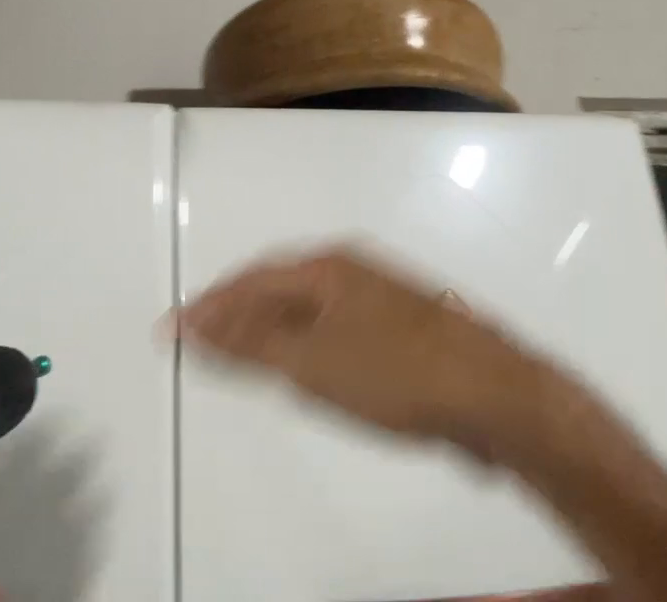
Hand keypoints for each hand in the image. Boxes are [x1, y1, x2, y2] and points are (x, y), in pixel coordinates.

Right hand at [174, 243, 544, 456]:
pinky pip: (334, 328)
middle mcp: (354, 272)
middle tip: (201, 342)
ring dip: (270, 328)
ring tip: (241, 354)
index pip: (251, 280)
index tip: (171, 331)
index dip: (208, 306)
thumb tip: (191, 320)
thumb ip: (248, 342)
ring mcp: (383, 298)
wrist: (496, 398)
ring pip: (309, 308)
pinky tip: (305, 369)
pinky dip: (304, 344)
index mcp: (329, 267)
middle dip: (236, 313)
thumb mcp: (310, 361)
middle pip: (279, 287)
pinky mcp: (403, 330)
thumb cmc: (395, 374)